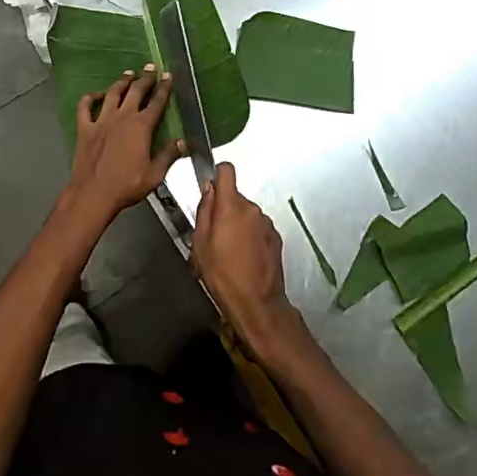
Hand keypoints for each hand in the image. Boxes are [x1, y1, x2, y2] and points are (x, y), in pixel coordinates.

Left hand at [67, 65, 183, 219]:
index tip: (168, 76)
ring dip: (122, 82)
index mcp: (141, 127)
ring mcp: (101, 120)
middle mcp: (122, 118)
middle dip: (145, 78)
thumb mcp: (155, 174)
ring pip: (113, 94)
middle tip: (150, 67)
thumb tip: (181, 142)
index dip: (163, 88)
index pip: (156, 103)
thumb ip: (168, 156)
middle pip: (135, 92)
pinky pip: (85, 106)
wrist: (94, 192)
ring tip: (128, 73)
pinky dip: (90, 97)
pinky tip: (96, 94)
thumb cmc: (127, 186)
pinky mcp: (85, 127)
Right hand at [193, 162, 311, 361]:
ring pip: (246, 213)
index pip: (227, 171)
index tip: (209, 189)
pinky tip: (243, 256)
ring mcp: (267, 224)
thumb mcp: (200, 242)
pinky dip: (250, 235)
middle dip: (223, 208)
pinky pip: (257, 227)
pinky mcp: (276, 238)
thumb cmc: (222, 274)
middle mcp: (253, 209)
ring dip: (237, 223)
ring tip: (228, 249)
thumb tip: (208, 190)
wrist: (257, 304)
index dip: (216, 175)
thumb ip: (204, 210)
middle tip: (213, 233)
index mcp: (231, 206)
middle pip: (235, 196)